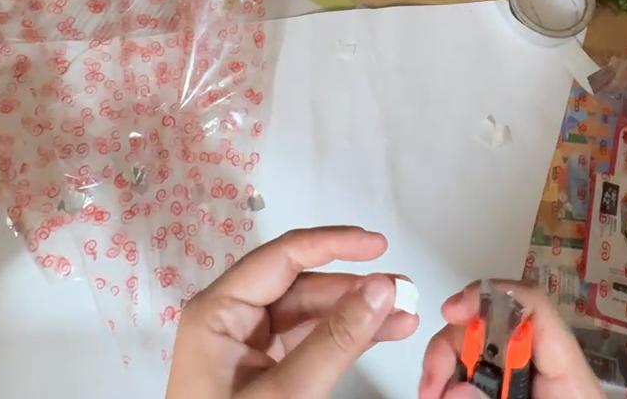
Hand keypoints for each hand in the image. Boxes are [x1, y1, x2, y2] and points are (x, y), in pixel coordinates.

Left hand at [167, 226, 419, 398]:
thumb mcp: (285, 394)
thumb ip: (335, 340)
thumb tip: (384, 285)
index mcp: (219, 310)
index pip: (284, 257)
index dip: (335, 244)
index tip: (380, 245)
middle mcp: (233, 319)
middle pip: (304, 285)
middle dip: (356, 287)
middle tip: (405, 290)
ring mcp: (250, 347)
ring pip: (315, 313)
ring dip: (361, 313)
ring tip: (407, 314)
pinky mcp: (268, 373)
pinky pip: (314, 340)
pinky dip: (350, 337)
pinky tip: (386, 332)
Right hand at [417, 280, 605, 398]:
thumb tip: (454, 391)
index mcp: (567, 370)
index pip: (533, 306)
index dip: (491, 295)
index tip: (451, 311)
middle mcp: (544, 367)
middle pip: (492, 328)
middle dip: (453, 346)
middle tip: (429, 387)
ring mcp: (525, 384)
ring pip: (476, 356)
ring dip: (446, 371)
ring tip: (430, 396)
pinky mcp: (508, 395)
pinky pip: (476, 383)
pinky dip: (454, 388)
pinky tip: (439, 398)